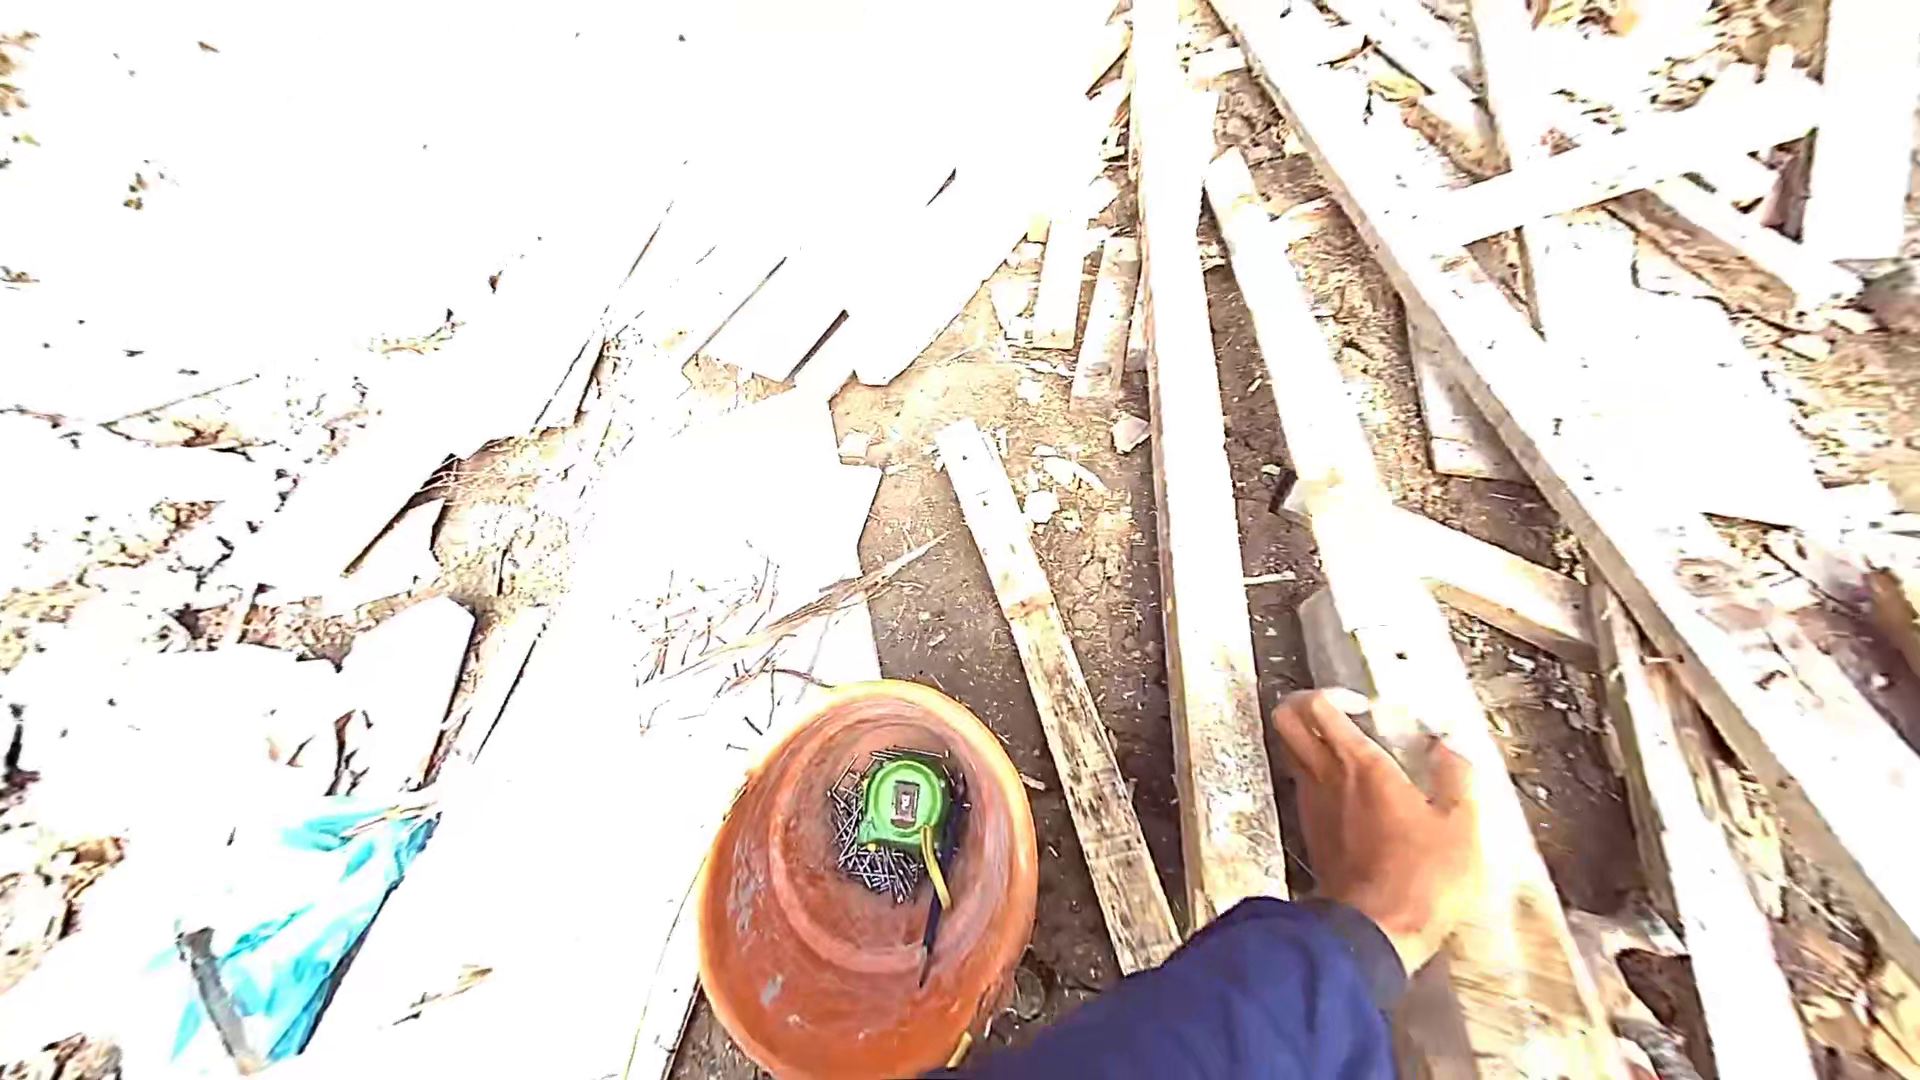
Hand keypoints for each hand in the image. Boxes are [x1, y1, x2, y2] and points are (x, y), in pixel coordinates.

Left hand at [1271, 689, 1480, 973]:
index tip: (1359, 703)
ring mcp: (1309, 796)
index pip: (1319, 708)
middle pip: (1285, 718)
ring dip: (1306, 735)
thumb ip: (1457, 779)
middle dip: (1299, 702)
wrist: (1375, 923)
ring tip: (1342, 745)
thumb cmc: (1423, 875)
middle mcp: (1324, 773)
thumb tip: (1449, 747)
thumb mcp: (1461, 828)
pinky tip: (1345, 784)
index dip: (1330, 693)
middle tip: (1333, 710)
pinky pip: (1300, 777)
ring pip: (1288, 746)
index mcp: (1360, 765)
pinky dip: (1313, 767)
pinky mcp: (1307, 820)